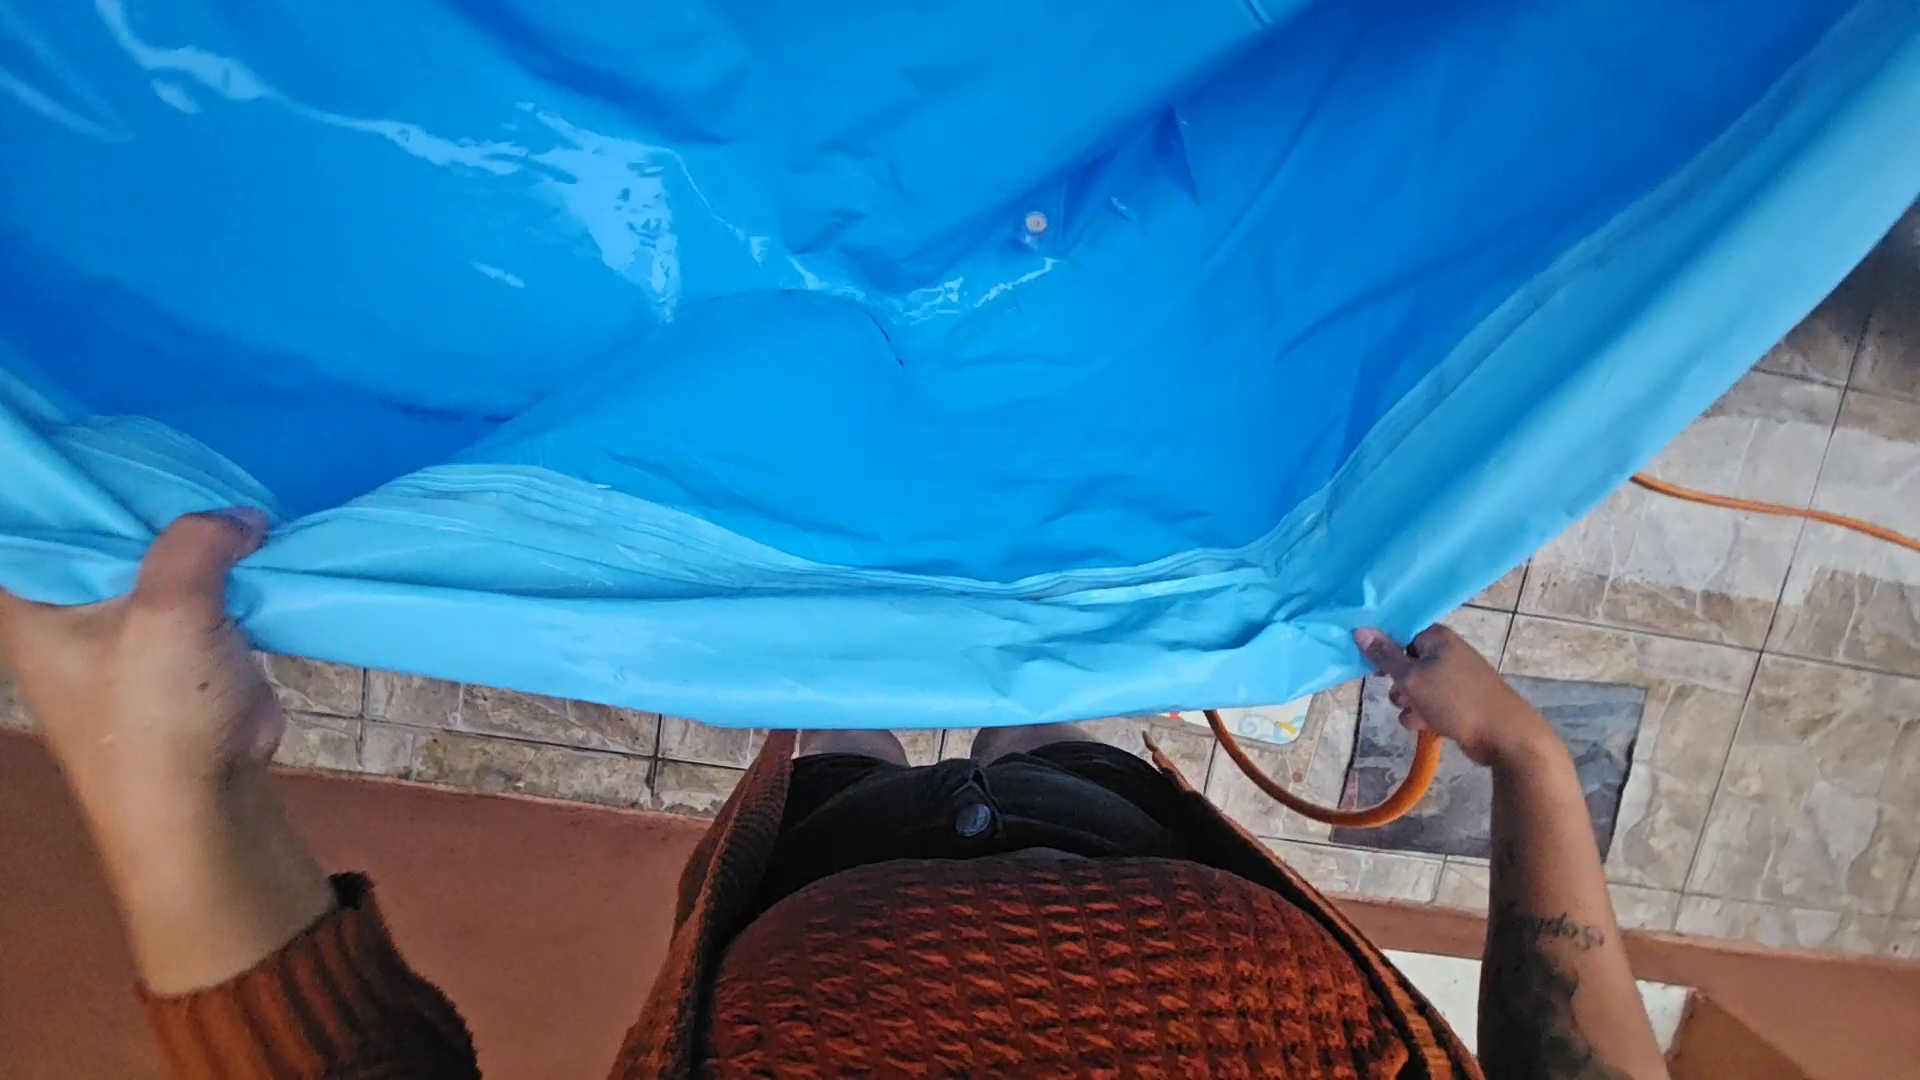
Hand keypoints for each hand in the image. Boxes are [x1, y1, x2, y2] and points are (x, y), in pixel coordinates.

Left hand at [0, 509, 330, 994]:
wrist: (202, 788)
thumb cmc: (158, 707)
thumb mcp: (171, 613)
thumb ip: (198, 546)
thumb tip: (245, 515)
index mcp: (30, 598)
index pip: (34, 518)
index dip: (74, 479)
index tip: (124, 442)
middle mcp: (69, 605)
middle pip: (106, 532)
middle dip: (153, 500)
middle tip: (199, 462)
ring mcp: (129, 626)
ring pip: (161, 557)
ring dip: (200, 535)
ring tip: (237, 497)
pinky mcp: (184, 641)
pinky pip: (201, 585)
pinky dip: (228, 565)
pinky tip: (257, 546)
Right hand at [1353, 624, 1559, 768]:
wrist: (1505, 737)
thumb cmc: (1455, 700)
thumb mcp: (1411, 677)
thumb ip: (1384, 655)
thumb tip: (1360, 629)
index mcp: (1438, 639)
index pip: (1401, 633)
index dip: (1383, 647)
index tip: (1369, 663)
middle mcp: (1447, 653)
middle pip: (1406, 661)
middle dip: (1396, 681)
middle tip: (1397, 692)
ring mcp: (1456, 678)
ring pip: (1416, 685)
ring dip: (1407, 700)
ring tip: (1412, 712)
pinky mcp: (1460, 701)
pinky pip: (1430, 702)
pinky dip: (1423, 712)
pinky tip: (1423, 725)